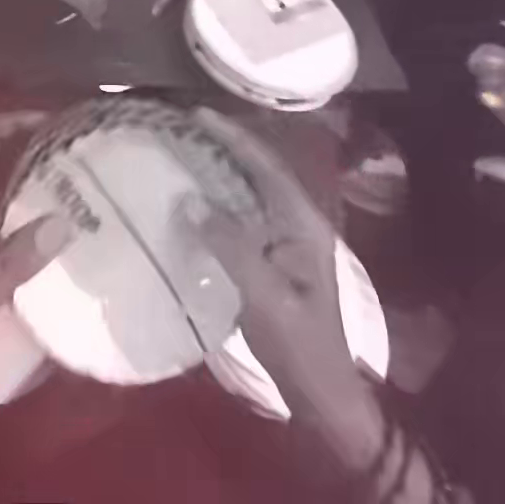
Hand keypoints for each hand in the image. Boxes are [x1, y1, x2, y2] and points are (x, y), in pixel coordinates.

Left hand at [0, 111, 74, 386]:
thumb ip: (16, 260)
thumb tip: (63, 221)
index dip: (13, 120)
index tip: (52, 123)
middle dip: (31, 136)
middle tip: (77, 143)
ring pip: (5, 172)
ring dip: (36, 162)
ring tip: (79, 168)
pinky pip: (12, 197)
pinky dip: (36, 190)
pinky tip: (66, 208)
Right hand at [177, 109, 366, 426]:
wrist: (321, 391)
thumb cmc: (298, 343)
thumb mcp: (265, 296)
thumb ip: (231, 245)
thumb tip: (190, 200)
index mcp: (303, 223)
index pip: (266, 166)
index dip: (233, 136)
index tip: (197, 114)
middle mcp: (297, 220)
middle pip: (259, 168)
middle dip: (224, 142)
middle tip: (183, 125)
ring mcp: (285, 236)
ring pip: (250, 187)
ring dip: (220, 164)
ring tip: (183, 147)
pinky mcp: (271, 252)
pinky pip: (241, 209)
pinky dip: (217, 192)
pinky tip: (193, 193)